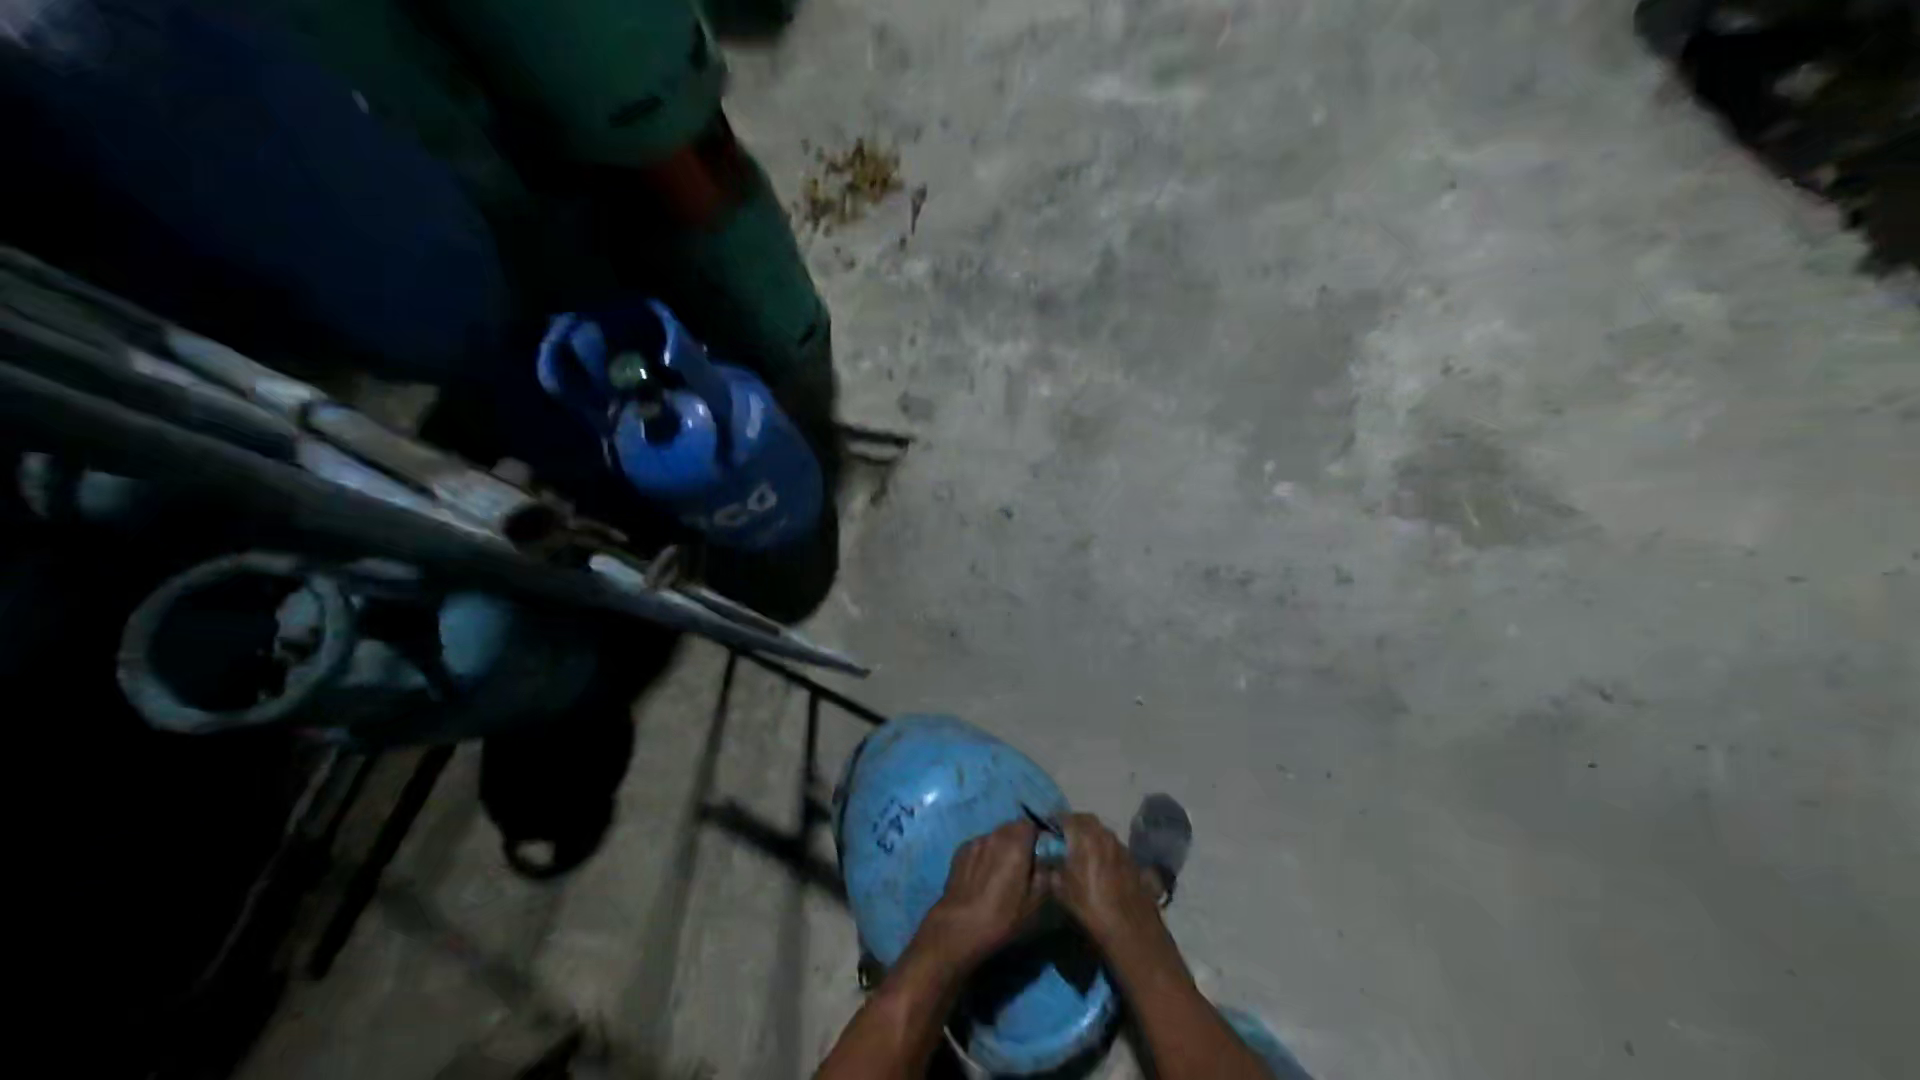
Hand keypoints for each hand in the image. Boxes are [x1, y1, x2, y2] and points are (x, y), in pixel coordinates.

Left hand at [915, 819, 1046, 970]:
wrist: (958, 927)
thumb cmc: (1002, 916)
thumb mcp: (1035, 902)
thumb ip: (1046, 875)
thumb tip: (1049, 861)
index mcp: (1015, 843)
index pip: (1031, 824)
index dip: (1038, 838)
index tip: (1040, 855)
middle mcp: (994, 835)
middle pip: (1012, 828)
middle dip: (1020, 841)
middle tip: (1023, 865)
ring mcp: (975, 841)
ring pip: (995, 836)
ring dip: (1002, 847)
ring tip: (1001, 872)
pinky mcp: (959, 851)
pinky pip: (980, 846)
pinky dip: (985, 854)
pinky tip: (983, 877)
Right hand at [1047, 814, 1163, 947]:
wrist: (1130, 929)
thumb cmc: (1090, 907)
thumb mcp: (1060, 890)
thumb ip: (1051, 866)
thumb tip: (1047, 855)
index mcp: (1084, 837)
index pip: (1065, 817)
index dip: (1054, 821)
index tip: (1046, 829)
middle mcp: (1104, 834)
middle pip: (1086, 819)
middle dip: (1073, 823)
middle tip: (1063, 836)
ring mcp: (1121, 845)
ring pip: (1101, 830)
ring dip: (1090, 834)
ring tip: (1081, 850)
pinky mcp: (1132, 859)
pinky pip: (1113, 844)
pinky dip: (1103, 847)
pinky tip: (1099, 864)